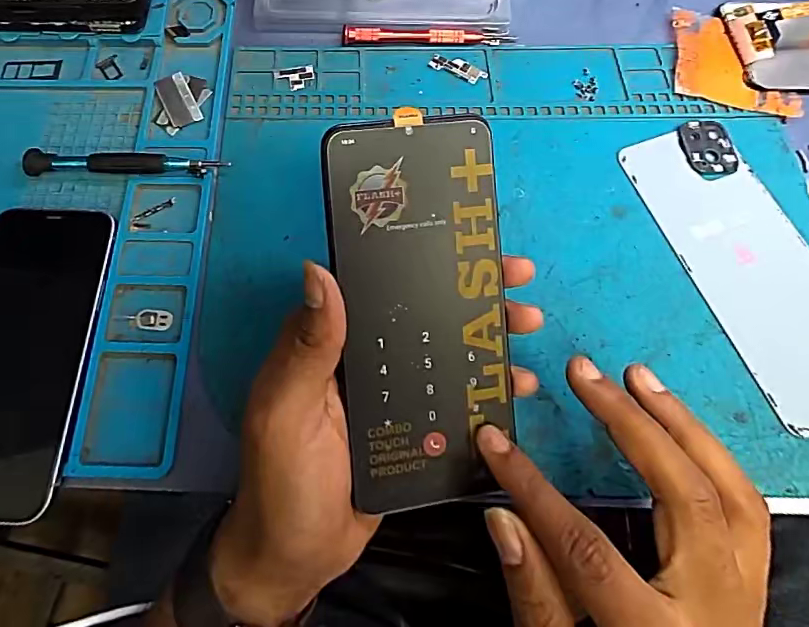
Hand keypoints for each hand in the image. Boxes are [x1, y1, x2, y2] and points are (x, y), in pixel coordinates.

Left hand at [208, 257, 544, 624]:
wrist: (297, 561)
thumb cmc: (282, 481)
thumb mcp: (287, 410)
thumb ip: (307, 346)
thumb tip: (318, 269)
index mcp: (326, 338)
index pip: (375, 282)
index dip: (418, 258)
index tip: (465, 246)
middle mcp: (360, 353)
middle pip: (419, 309)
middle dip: (468, 292)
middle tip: (516, 280)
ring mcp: (389, 390)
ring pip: (442, 347)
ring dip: (483, 333)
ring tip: (526, 324)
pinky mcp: (411, 424)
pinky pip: (452, 394)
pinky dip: (485, 385)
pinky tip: (516, 384)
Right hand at [478, 356, 770, 626]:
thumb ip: (537, 596)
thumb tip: (503, 518)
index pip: (586, 549)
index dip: (531, 487)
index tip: (495, 441)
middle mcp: (717, 612)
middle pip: (682, 498)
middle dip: (627, 423)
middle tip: (585, 374)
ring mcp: (745, 598)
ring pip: (732, 494)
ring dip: (681, 424)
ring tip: (638, 378)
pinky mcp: (754, 585)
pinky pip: (746, 508)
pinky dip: (710, 453)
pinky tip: (677, 423)